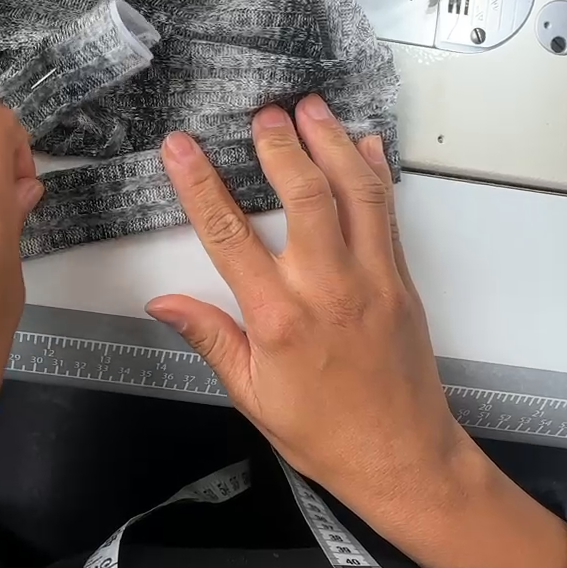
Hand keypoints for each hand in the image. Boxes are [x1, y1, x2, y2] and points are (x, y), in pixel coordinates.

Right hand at [148, 96, 566, 567]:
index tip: (180, 147)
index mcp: (278, 318)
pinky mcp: (401, 280)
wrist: (404, 460)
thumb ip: (209, 337)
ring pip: (354, 194)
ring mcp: (372, 279)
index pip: (229, 236)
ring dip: (332, 143)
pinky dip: (375, 173)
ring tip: (312, 107)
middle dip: (281, 146)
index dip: (199, 185)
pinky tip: (363, 145)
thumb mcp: (250, 394)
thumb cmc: (322, 433)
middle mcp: (327, 288)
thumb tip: (162, 302)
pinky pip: (388, 214)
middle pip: (303, 197)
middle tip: (263, 112)